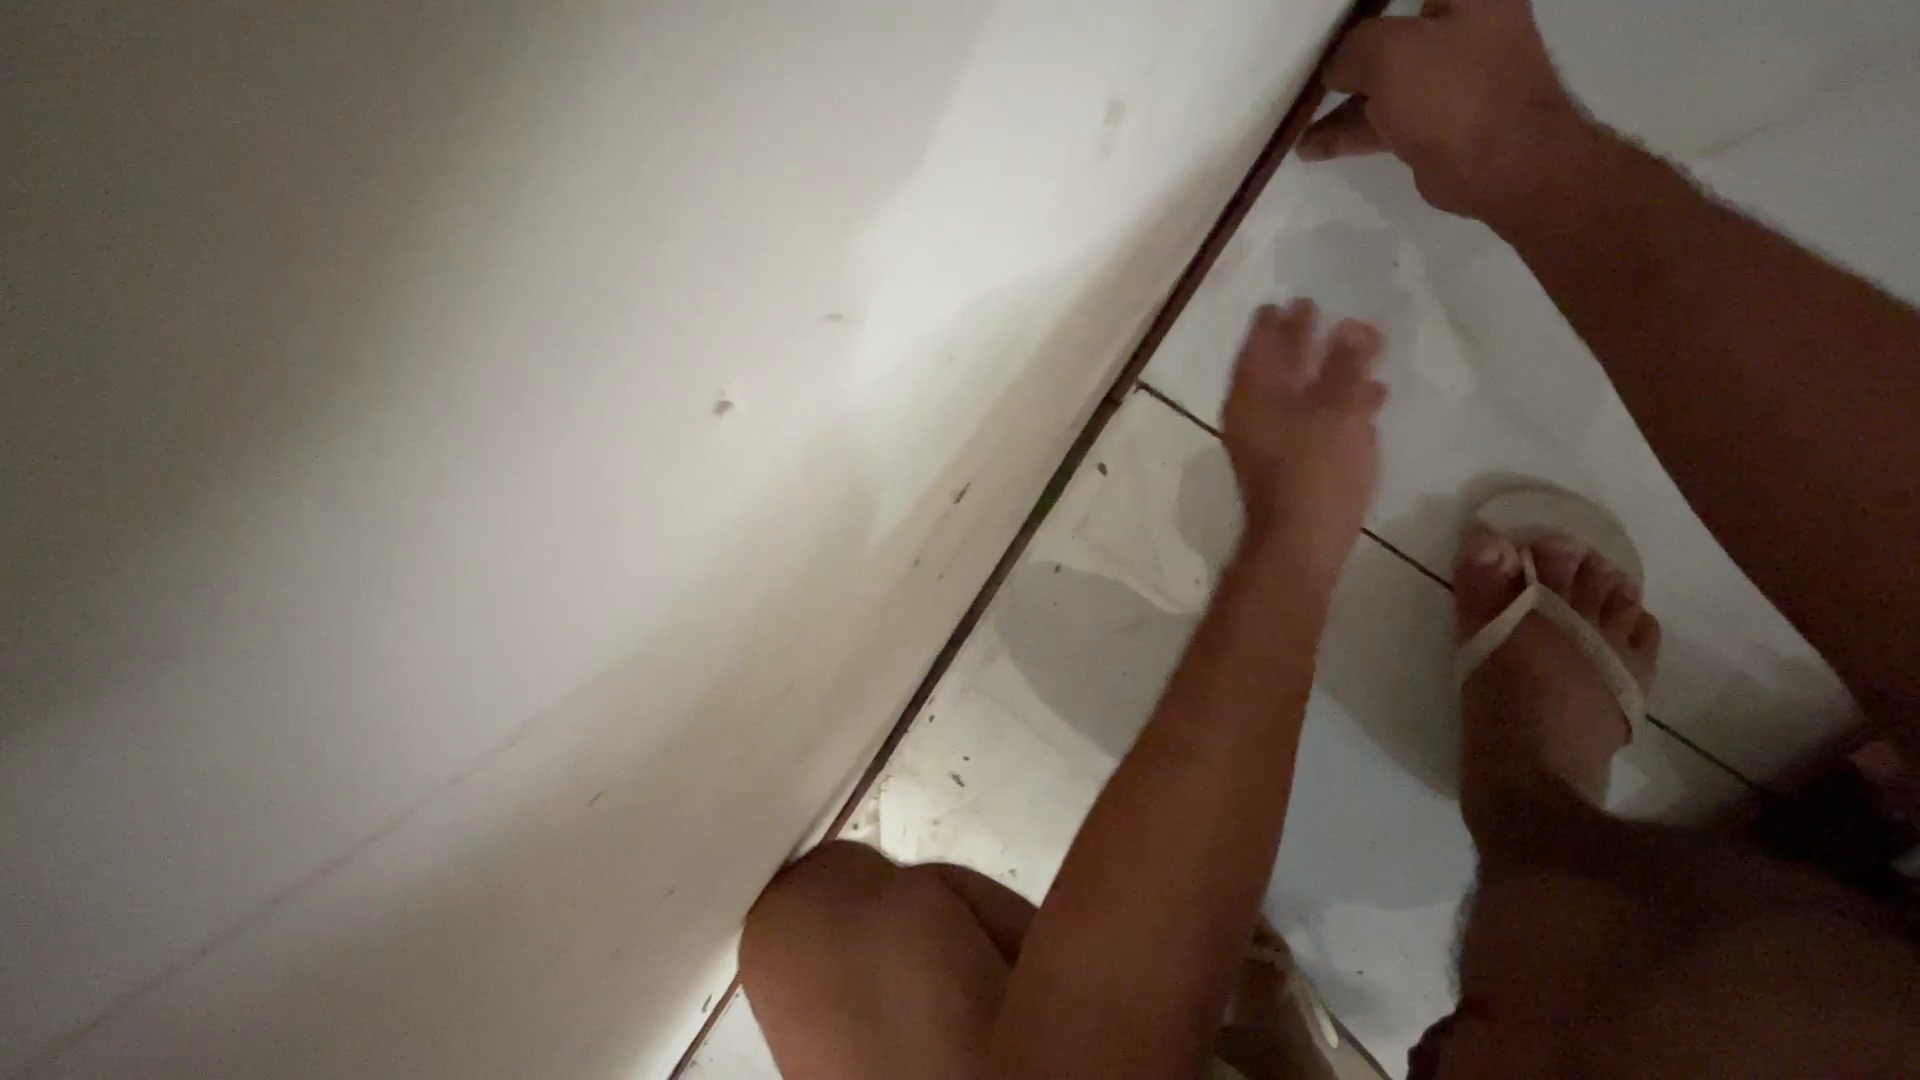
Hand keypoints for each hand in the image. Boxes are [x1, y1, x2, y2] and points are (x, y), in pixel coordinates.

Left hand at [1223, 300, 1386, 578]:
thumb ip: (1346, 365)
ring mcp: (1269, 443)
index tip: (1287, 301)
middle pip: (1275, 368)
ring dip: (1322, 370)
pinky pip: (1311, 420)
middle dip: (1296, 341)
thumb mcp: (1337, 410)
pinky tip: (1371, 396)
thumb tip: (1352, 326)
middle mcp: (1252, 416)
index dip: (1276, 323)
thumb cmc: (1316, 471)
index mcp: (1252, 397)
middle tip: (1313, 311)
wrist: (1301, 541)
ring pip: (1296, 394)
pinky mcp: (1289, 464)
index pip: (1260, 347)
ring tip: (1355, 344)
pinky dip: (1335, 403)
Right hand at [1297, 0, 1587, 220]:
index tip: (1337, 14)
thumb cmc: (1452, 91)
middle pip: (1393, 23)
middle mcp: (1462, 23)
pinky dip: (1347, 130)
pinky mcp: (1434, 120)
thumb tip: (1337, 68)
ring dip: (1338, 95)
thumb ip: (1352, 48)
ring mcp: (1448, 75)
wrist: (1501, 163)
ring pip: (1382, 76)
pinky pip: (1382, 117)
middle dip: (1348, 42)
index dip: (1365, 3)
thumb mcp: (1389, 52)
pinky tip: (1310, 146)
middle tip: (1310, 53)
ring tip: (1296, 111)